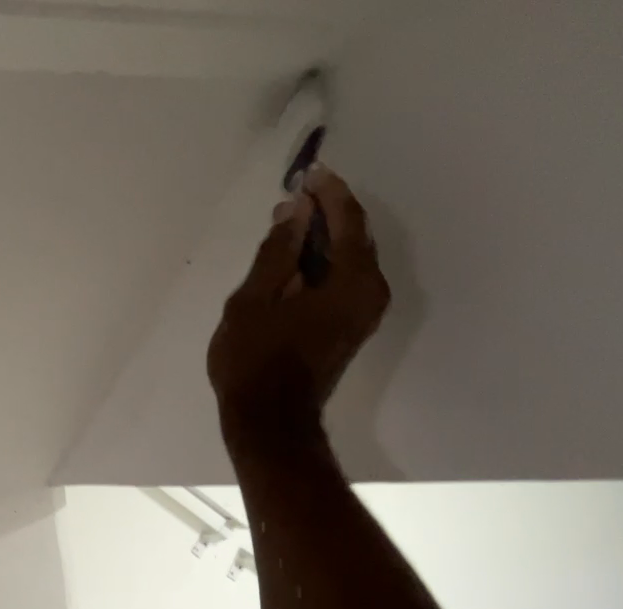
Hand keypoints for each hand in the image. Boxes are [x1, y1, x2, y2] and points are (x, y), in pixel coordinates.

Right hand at [208, 165, 390, 455]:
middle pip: (353, 238)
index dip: (327, 193)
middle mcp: (370, 292)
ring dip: (322, 241)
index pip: (347, 220)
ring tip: (290, 227)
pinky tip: (295, 264)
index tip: (307, 174)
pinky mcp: (349, 328)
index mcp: (352, 280)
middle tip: (296, 197)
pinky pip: (341, 282)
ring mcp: (363, 313)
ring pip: (347, 261)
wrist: (268, 420)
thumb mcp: (253, 301)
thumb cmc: (254, 360)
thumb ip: (276, 253)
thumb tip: (294, 212)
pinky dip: (321, 265)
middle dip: (326, 214)